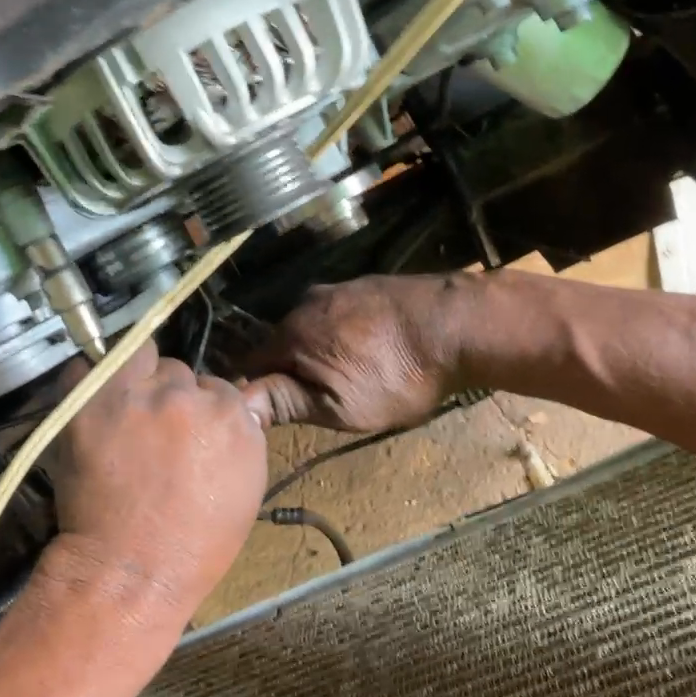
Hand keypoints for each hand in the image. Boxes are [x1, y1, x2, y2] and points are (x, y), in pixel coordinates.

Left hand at [50, 343, 267, 609]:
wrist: (130, 574)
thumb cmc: (193, 547)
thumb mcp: (244, 489)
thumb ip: (240, 435)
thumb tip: (228, 403)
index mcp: (232, 417)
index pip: (216, 386)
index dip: (198, 409)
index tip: (184, 432)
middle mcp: (188, 396)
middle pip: (177, 371)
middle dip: (167, 393)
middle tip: (149, 430)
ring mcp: (137, 395)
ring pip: (138, 358)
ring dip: (131, 380)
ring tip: (118, 417)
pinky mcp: (91, 400)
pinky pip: (88, 365)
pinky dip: (87, 381)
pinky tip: (89, 410)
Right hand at [244, 274, 472, 432]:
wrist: (457, 323)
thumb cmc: (395, 375)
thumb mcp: (338, 405)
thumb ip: (285, 401)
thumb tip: (238, 403)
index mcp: (290, 334)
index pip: (249, 363)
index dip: (253, 389)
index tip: (265, 411)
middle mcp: (304, 303)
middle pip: (279, 342)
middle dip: (286, 368)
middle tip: (309, 399)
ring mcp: (337, 288)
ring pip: (309, 325)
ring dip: (315, 349)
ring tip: (340, 374)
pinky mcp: (365, 285)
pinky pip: (337, 313)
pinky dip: (341, 333)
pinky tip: (364, 349)